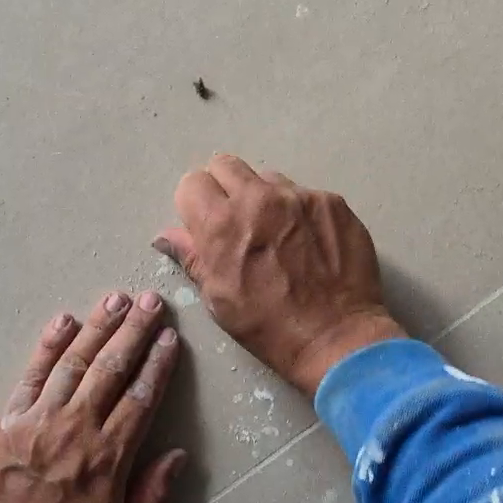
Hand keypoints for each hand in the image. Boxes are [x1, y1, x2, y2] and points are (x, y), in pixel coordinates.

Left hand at [0, 291, 188, 502]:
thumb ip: (155, 495)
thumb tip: (178, 455)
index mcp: (111, 454)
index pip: (142, 396)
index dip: (158, 364)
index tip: (171, 338)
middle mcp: (79, 425)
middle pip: (112, 368)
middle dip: (135, 331)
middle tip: (152, 300)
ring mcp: (42, 417)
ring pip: (75, 361)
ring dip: (98, 327)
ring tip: (116, 298)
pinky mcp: (11, 417)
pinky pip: (33, 374)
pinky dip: (49, 345)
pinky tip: (64, 321)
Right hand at [153, 155, 406, 396]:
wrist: (335, 337)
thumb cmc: (269, 328)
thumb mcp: (219, 300)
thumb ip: (193, 257)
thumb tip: (166, 236)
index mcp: (222, 225)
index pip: (192, 182)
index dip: (195, 205)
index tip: (205, 226)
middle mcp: (259, 199)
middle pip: (226, 165)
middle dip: (224, 190)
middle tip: (237, 224)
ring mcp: (300, 197)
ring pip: (268, 179)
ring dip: (264, 200)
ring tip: (277, 237)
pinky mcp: (333, 203)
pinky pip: (305, 195)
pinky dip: (299, 214)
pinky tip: (308, 245)